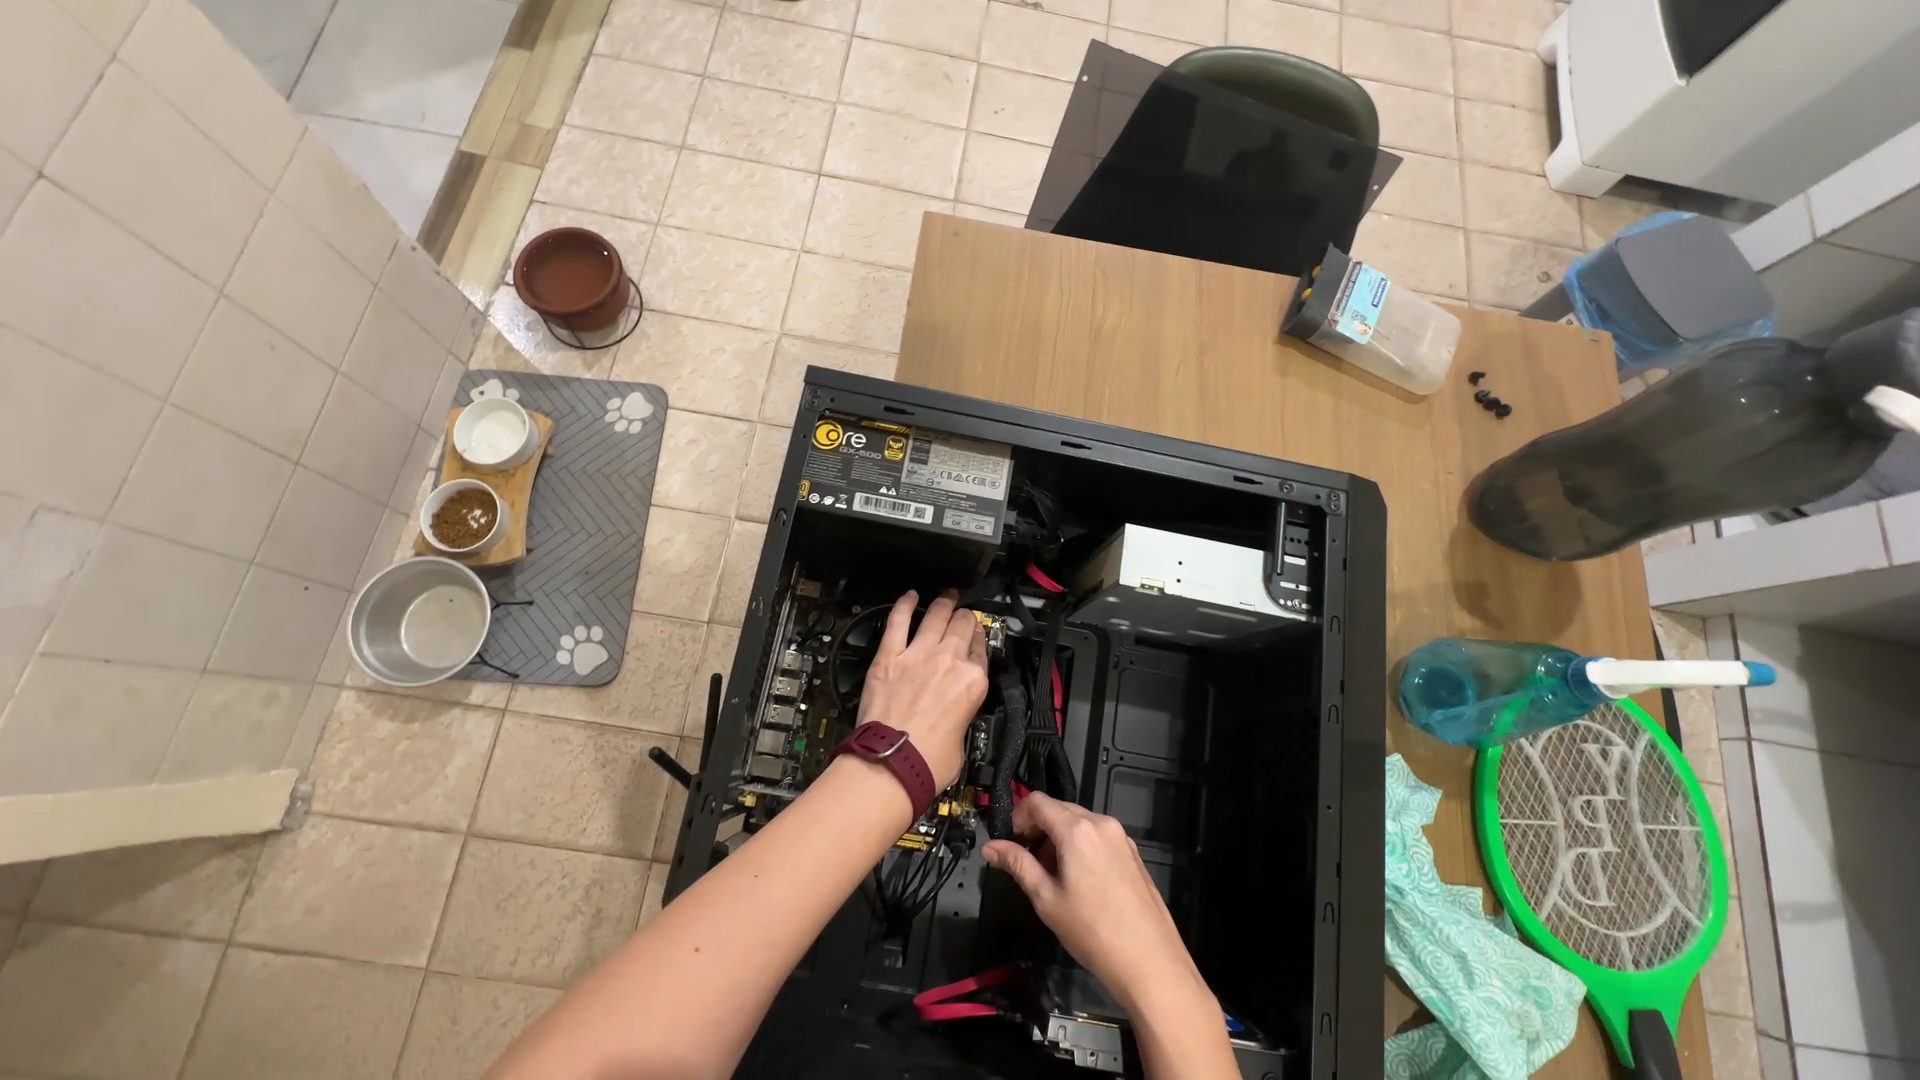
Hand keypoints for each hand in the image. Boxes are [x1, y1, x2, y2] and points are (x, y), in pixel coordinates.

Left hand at [856, 589, 988, 788]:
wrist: (892, 764)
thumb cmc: (929, 761)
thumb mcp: (963, 738)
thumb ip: (961, 714)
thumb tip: (952, 714)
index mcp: (974, 681)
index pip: (981, 649)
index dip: (978, 638)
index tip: (975, 635)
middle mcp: (950, 661)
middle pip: (962, 625)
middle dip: (964, 617)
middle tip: (962, 613)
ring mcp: (918, 654)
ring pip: (935, 616)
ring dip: (943, 603)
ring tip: (946, 596)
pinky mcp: (889, 657)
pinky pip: (898, 621)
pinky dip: (904, 605)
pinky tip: (910, 596)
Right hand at [981, 793, 1210, 1013]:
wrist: (1150, 962)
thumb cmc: (1092, 931)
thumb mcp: (1046, 899)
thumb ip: (1017, 865)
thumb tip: (990, 847)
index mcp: (1077, 829)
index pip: (1037, 802)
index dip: (1017, 817)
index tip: (1010, 844)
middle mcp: (1102, 823)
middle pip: (1059, 809)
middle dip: (1037, 829)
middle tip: (1027, 863)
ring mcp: (1121, 838)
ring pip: (1079, 822)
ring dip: (1058, 838)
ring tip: (1052, 877)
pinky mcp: (1133, 854)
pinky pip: (1098, 836)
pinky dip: (1080, 846)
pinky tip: (1079, 882)